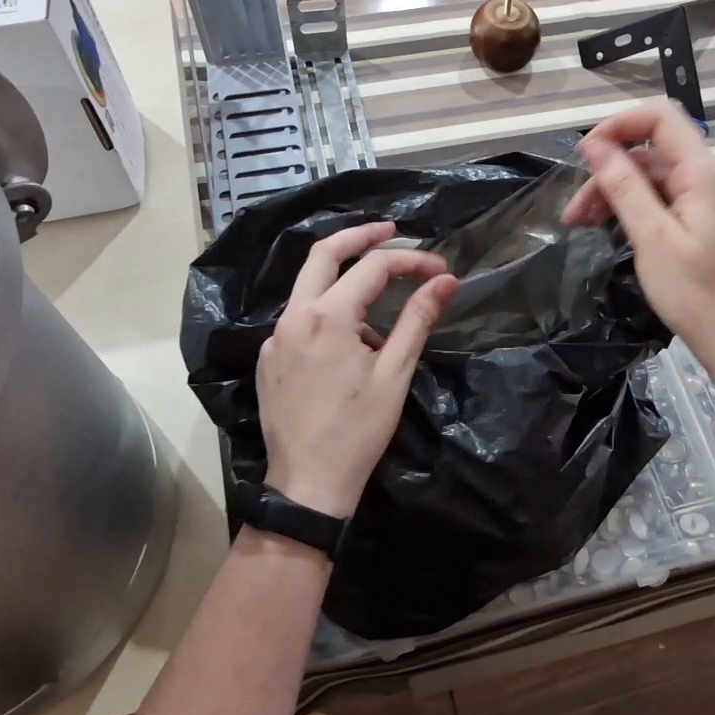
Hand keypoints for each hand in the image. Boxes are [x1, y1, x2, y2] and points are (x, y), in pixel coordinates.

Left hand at [258, 222, 457, 519]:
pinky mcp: (268, 358)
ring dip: (344, 277)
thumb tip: (446, 281)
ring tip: (382, 298)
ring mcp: (275, 337)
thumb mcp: (394, 374)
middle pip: (324, 254)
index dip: (411, 261)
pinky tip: (351, 339)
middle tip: (394, 231)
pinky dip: (327, 310)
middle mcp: (293, 316)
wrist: (307, 483)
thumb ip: (418, 320)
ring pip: (308, 285)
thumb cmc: (358, 432)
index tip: (441, 270)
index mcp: (327, 317)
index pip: (373, 267)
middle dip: (361, 237)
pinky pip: (299, 317)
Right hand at [563, 99, 714, 366]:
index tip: (583, 154)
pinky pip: (665, 201)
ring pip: (654, 178)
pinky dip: (635, 209)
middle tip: (572, 214)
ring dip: (616, 194)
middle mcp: (711, 177)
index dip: (618, 125)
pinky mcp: (705, 223)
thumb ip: (624, 186)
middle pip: (652, 152)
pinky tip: (612, 231)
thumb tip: (596, 145)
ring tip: (581, 226)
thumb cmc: (694, 293)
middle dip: (608, 172)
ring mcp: (710, 201)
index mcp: (703, 173)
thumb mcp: (652, 238)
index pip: (660, 117)